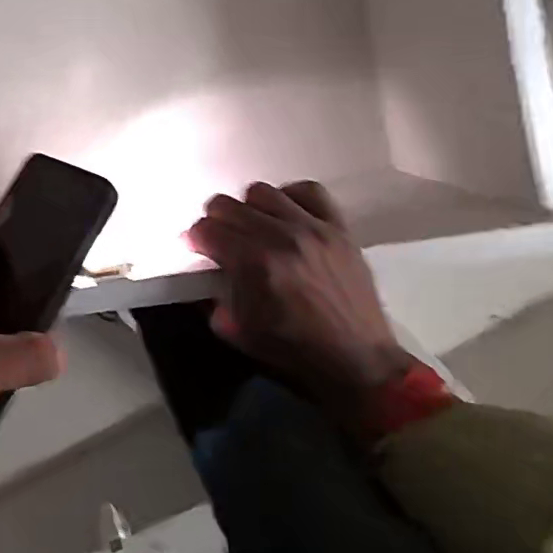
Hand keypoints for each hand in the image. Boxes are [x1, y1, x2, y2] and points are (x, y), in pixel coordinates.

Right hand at [185, 181, 411, 415]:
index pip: (205, 229)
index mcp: (254, 263)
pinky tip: (287, 217)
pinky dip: (291, 198)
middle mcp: (281, 237)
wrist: (358, 362)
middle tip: (221, 240)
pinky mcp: (339, 229)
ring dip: (249, 209)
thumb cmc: (292, 349)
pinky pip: (308, 191)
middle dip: (214, 222)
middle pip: (225, 204)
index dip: (194, 240)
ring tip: (254, 228)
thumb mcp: (234, 330)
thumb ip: (210, 294)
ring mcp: (313, 229)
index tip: (197, 250)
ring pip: (261, 192)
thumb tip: (200, 270)